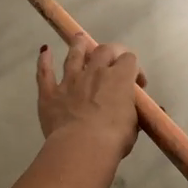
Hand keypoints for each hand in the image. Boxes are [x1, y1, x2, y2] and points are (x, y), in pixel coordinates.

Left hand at [35, 41, 141, 155]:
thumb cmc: (113, 139)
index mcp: (119, 78)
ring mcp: (70, 80)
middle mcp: (95, 72)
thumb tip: (143, 110)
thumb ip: (134, 113)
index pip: (129, 59)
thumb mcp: (134, 126)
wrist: (81, 148)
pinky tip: (45, 52)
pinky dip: (44, 61)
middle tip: (110, 58)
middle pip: (103, 50)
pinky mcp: (50, 93)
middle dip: (109, 51)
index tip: (137, 83)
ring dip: (78, 46)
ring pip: (74, 55)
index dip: (134, 68)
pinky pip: (45, 73)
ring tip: (79, 39)